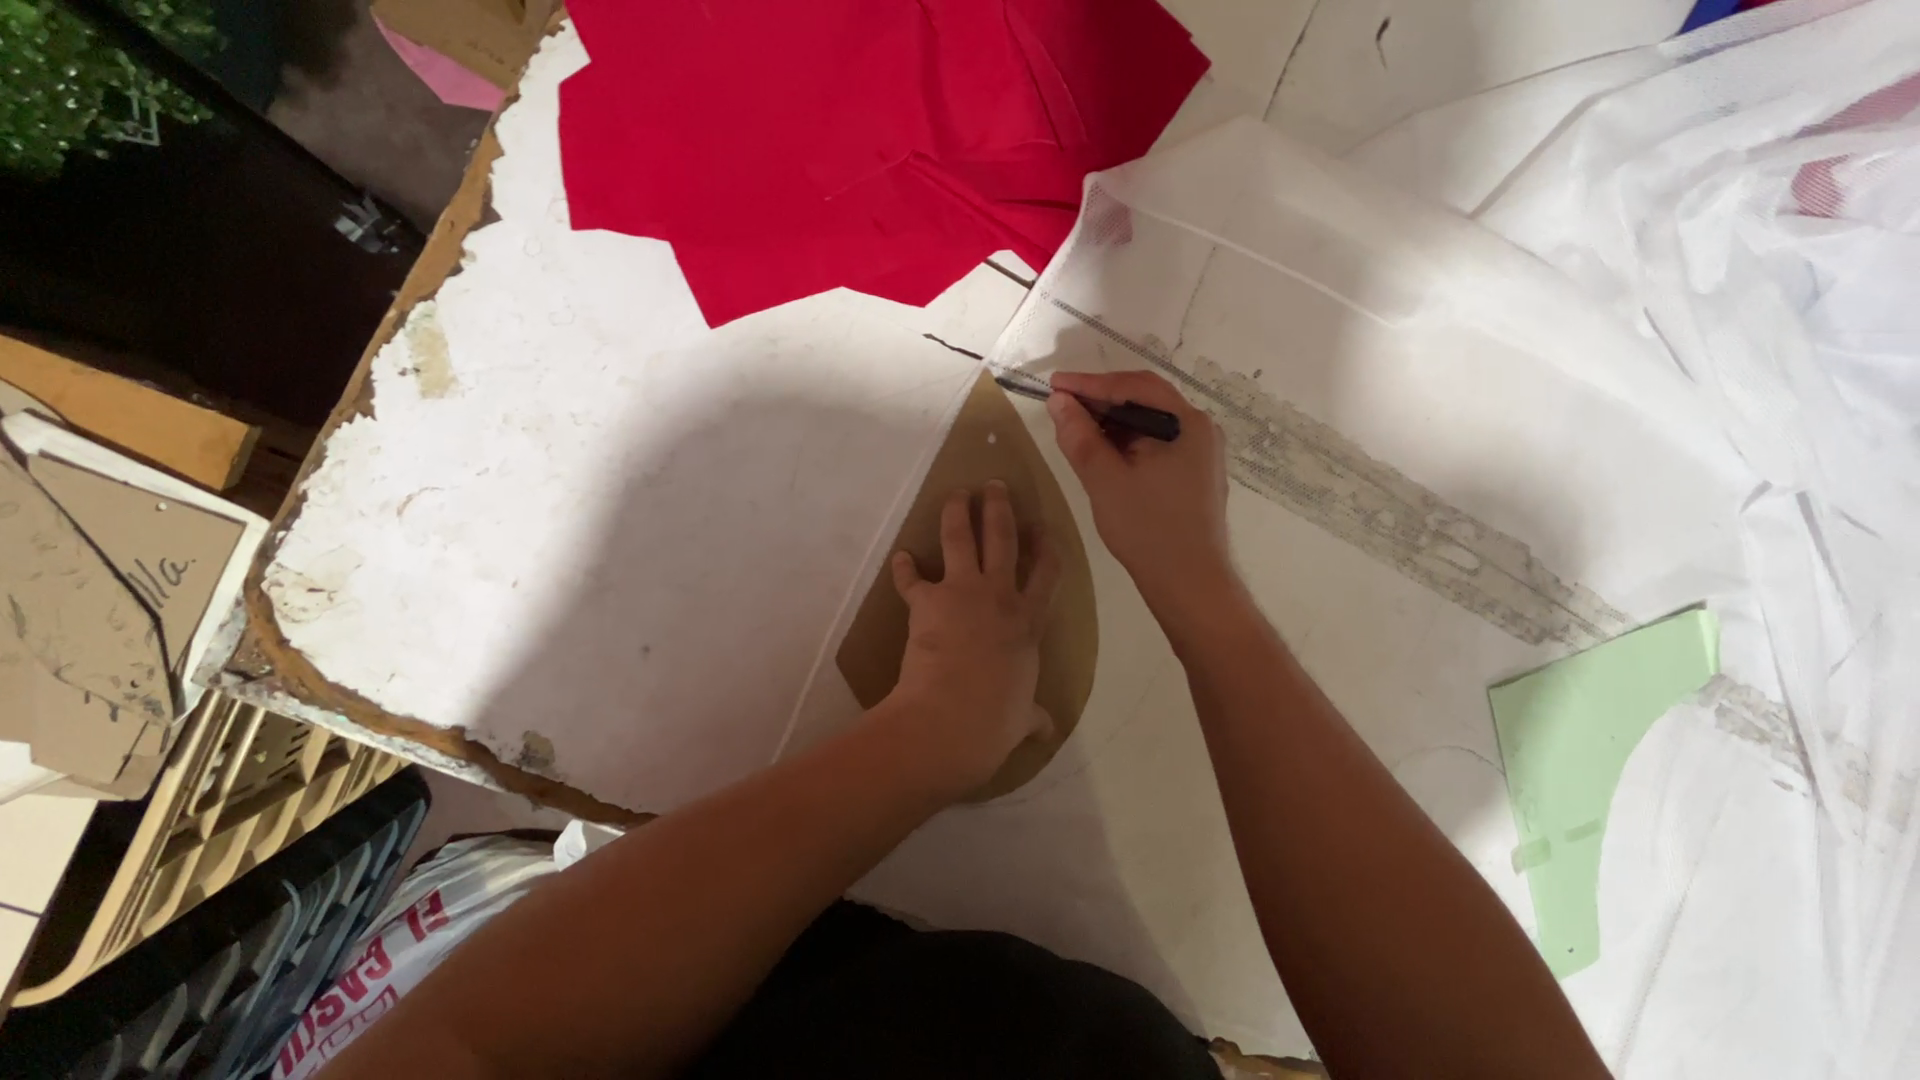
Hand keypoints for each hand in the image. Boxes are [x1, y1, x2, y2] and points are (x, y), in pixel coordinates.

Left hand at [885, 482, 1060, 797]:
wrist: (953, 717)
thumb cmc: (995, 720)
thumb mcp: (1021, 717)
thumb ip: (1033, 715)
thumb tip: (1048, 728)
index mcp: (1028, 624)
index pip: (1046, 574)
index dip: (1046, 548)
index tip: (1042, 528)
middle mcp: (1000, 597)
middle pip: (1004, 540)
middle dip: (1000, 509)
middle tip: (995, 485)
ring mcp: (964, 593)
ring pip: (962, 539)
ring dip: (958, 512)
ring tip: (955, 493)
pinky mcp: (928, 600)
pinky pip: (912, 578)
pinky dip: (904, 569)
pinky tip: (899, 558)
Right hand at [1047, 370, 1239, 614]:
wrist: (1190, 583)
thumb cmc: (1149, 530)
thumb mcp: (1105, 480)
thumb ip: (1080, 437)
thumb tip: (1060, 401)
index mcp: (1186, 423)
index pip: (1134, 386)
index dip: (1090, 383)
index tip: (1054, 385)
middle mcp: (1200, 430)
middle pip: (1145, 400)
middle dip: (1101, 400)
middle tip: (1061, 405)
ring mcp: (1201, 453)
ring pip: (1149, 423)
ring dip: (1112, 422)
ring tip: (1075, 429)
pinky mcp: (1194, 475)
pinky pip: (1157, 444)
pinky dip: (1127, 442)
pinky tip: (1102, 453)